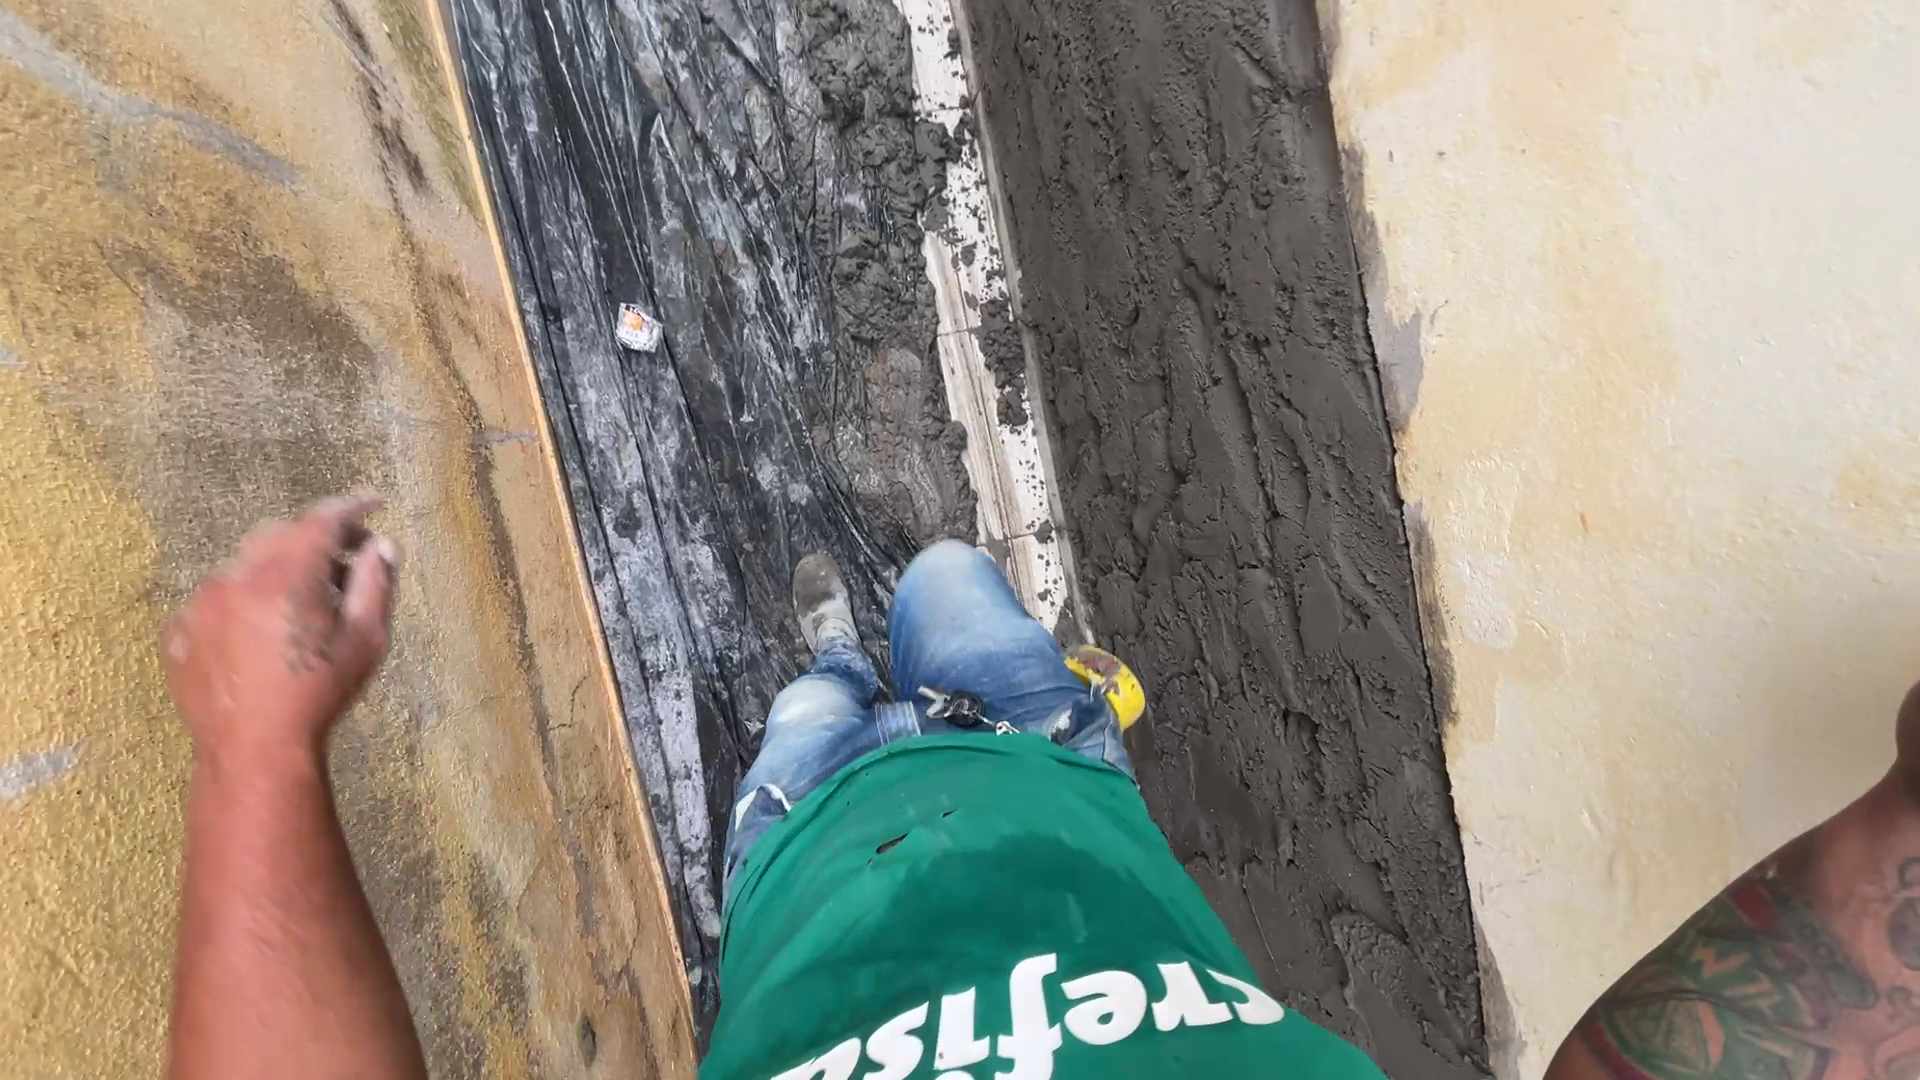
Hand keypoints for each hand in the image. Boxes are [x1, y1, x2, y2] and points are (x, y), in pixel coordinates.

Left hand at [163, 496, 399, 770]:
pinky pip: (219, 591)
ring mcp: (200, 603)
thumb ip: (375, 584)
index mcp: (287, 579)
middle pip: (280, 533)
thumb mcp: (367, 637)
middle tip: (352, 554)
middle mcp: (236, 580)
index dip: (351, 506)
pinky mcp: (180, 628)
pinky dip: (251, 591)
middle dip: (319, 534)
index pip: (321, 522)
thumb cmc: (322, 689)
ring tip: (313, 595)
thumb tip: (382, 545)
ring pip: (247, 561)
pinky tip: (272, 621)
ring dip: (284, 564)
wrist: (254, 745)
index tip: (374, 501)